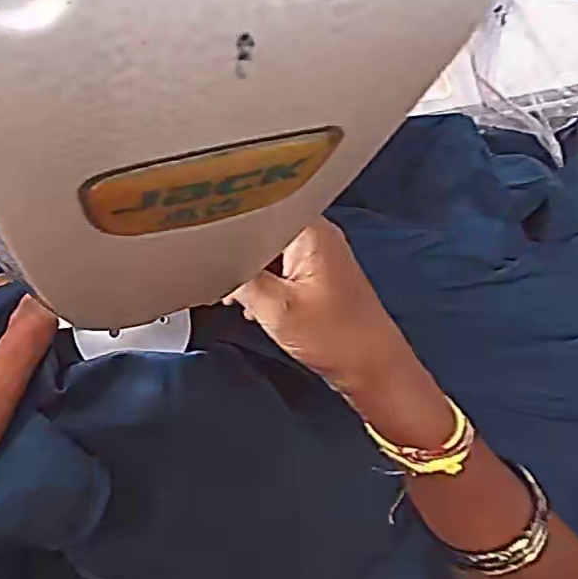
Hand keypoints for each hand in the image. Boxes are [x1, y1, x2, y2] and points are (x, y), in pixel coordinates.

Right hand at [227, 217, 454, 441]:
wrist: (373, 370)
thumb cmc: (336, 338)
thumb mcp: (274, 308)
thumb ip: (239, 279)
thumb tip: (210, 263)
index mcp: (311, 231)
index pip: (259, 209)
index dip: (229, 221)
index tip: (204, 234)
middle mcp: (316, 236)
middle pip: (261, 228)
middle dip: (234, 249)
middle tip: (210, 267)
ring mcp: (317, 256)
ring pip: (266, 250)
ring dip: (246, 269)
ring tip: (229, 289)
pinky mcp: (315, 277)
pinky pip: (277, 268)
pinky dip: (260, 282)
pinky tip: (248, 302)